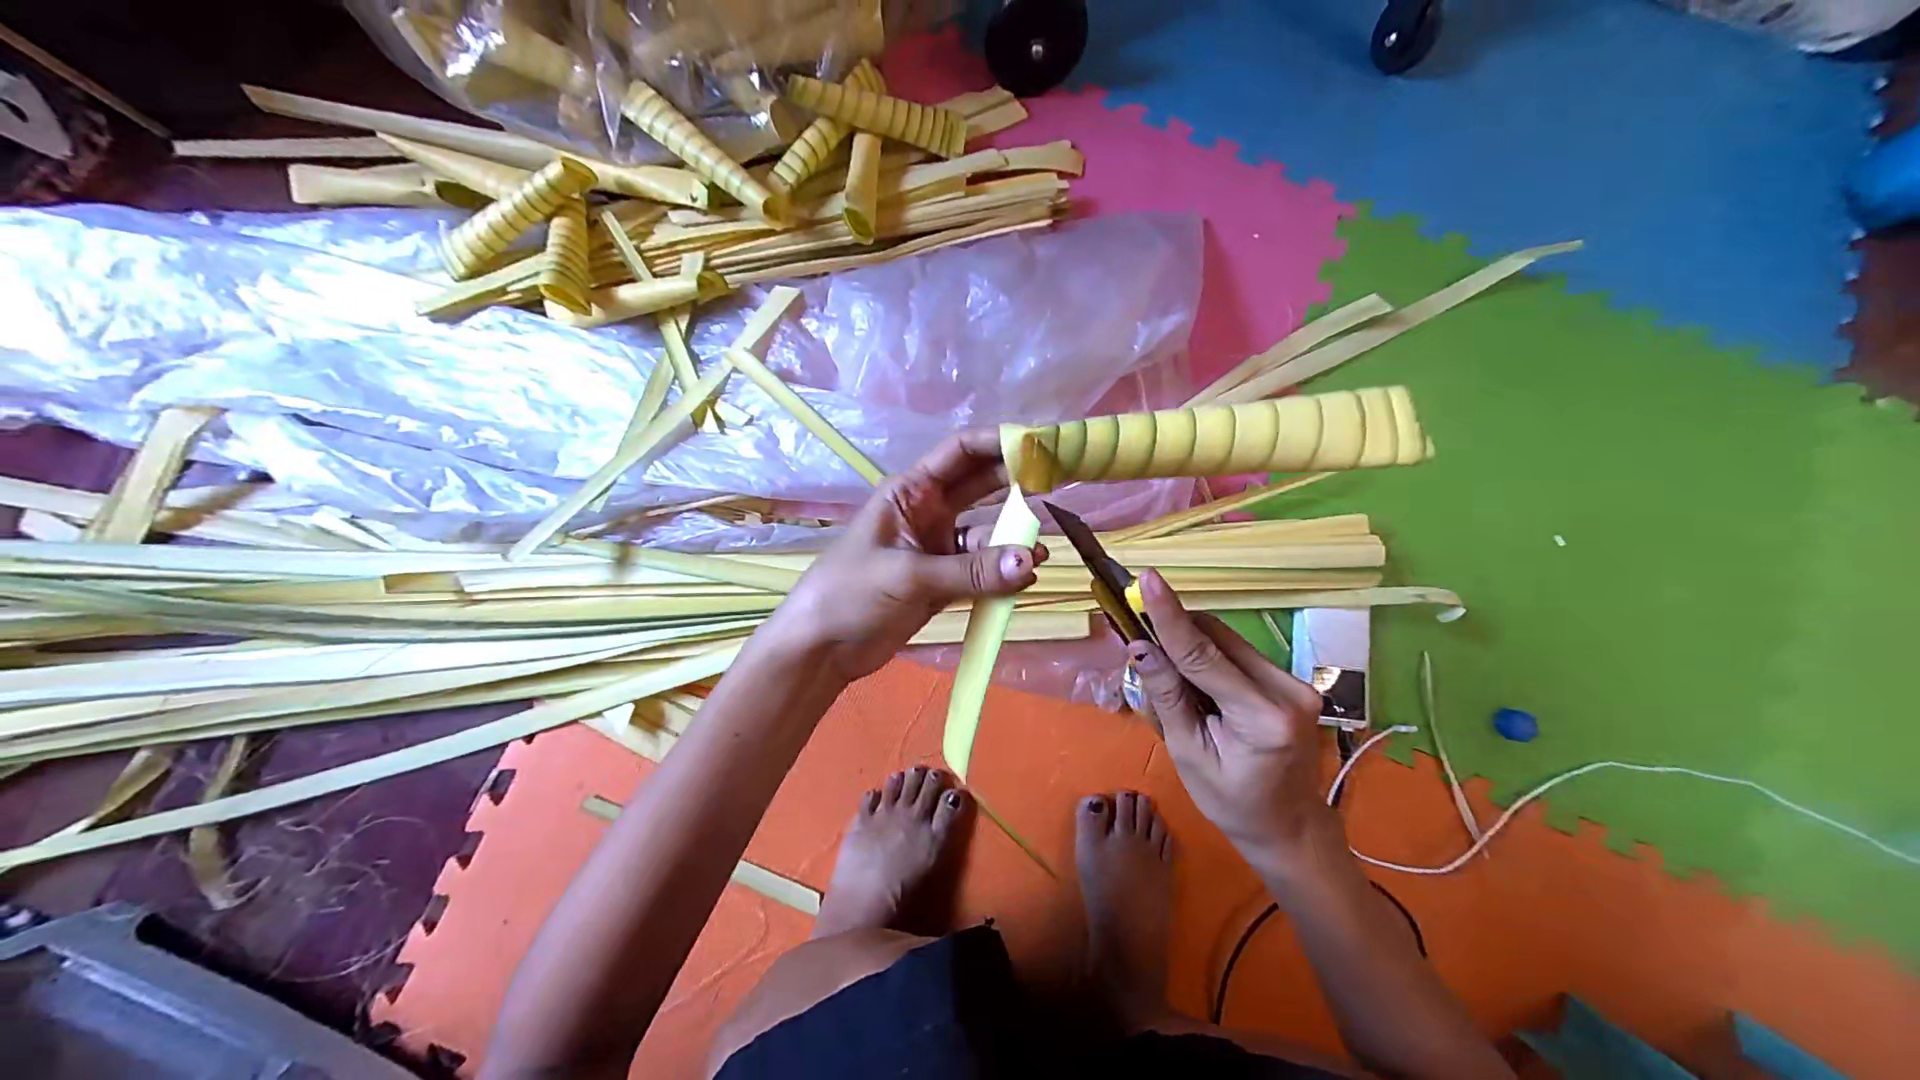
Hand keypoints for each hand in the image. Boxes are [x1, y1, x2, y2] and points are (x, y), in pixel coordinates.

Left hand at [768, 431, 1046, 682]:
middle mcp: (929, 511)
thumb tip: (1032, 562)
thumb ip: (971, 571)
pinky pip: (982, 569)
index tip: (1041, 446)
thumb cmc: (850, 593)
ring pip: (987, 533)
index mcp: (910, 492)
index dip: (1000, 443)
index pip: (961, 452)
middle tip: (1059, 483)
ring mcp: (937, 547)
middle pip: (982, 486)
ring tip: (1038, 552)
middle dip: (1017, 483)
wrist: (821, 647)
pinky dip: (1003, 573)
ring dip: (1012, 538)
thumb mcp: (908, 575)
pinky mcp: (943, 580)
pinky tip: (1024, 578)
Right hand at [1127, 569, 1334, 866]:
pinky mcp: (1291, 682)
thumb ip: (1168, 697)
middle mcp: (1287, 690)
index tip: (1148, 579)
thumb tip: (1139, 648)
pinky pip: (1237, 653)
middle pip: (1216, 638)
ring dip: (1189, 646)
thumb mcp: (1189, 754)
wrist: (1291, 827)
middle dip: (1173, 630)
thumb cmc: (1233, 803)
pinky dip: (1208, 658)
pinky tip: (1196, 685)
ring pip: (1226, 641)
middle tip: (1136, 633)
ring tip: (1168, 675)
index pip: (1203, 655)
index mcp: (1262, 717)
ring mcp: (1294, 683)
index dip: (1170, 616)